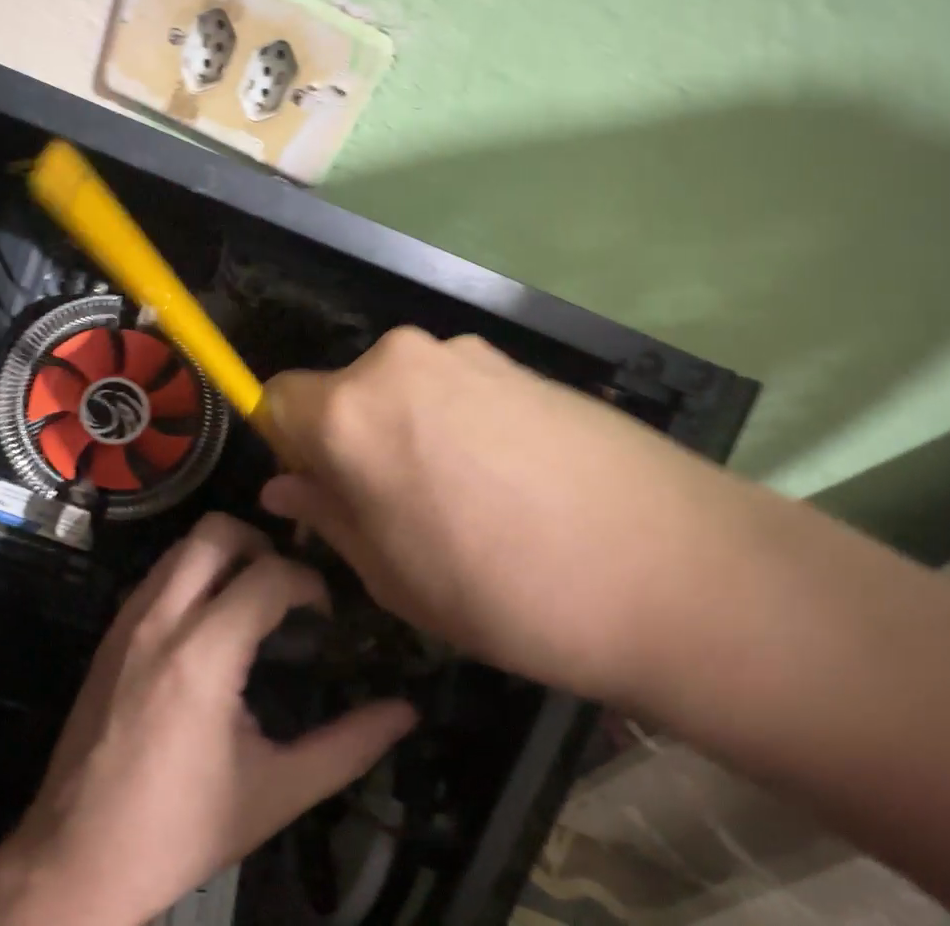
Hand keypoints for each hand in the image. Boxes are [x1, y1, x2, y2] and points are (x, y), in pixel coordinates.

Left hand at [0, 514, 416, 925]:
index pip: (268, 575)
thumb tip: (405, 712)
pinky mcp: (106, 639)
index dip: (309, 582)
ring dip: (222, 557)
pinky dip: (190, 578)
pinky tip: (209, 629)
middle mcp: (159, 621)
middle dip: (261, 544)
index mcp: (203, 655)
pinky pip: (155, 579)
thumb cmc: (182, 828)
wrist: (78, 859)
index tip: (325, 615)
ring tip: (253, 602)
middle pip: (215, 533)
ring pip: (178, 549)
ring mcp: (125, 625)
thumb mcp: (277, 792)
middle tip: (287, 589)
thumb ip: (347, 746)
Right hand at [260, 326, 763, 700]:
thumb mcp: (391, 576)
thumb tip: (288, 483)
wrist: (674, 571)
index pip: (276, 399)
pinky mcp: (525, 363)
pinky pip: (458, 391)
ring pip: (403, 392)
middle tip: (391, 514)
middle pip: (343, 394)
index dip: (286, 448)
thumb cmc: (502, 593)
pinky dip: (458, 428)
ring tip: (462, 507)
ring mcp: (470, 355)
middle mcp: (401, 362)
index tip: (319, 495)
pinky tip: (509, 486)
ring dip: (406, 436)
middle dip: (348, 444)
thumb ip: (328, 515)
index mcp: (351, 411)